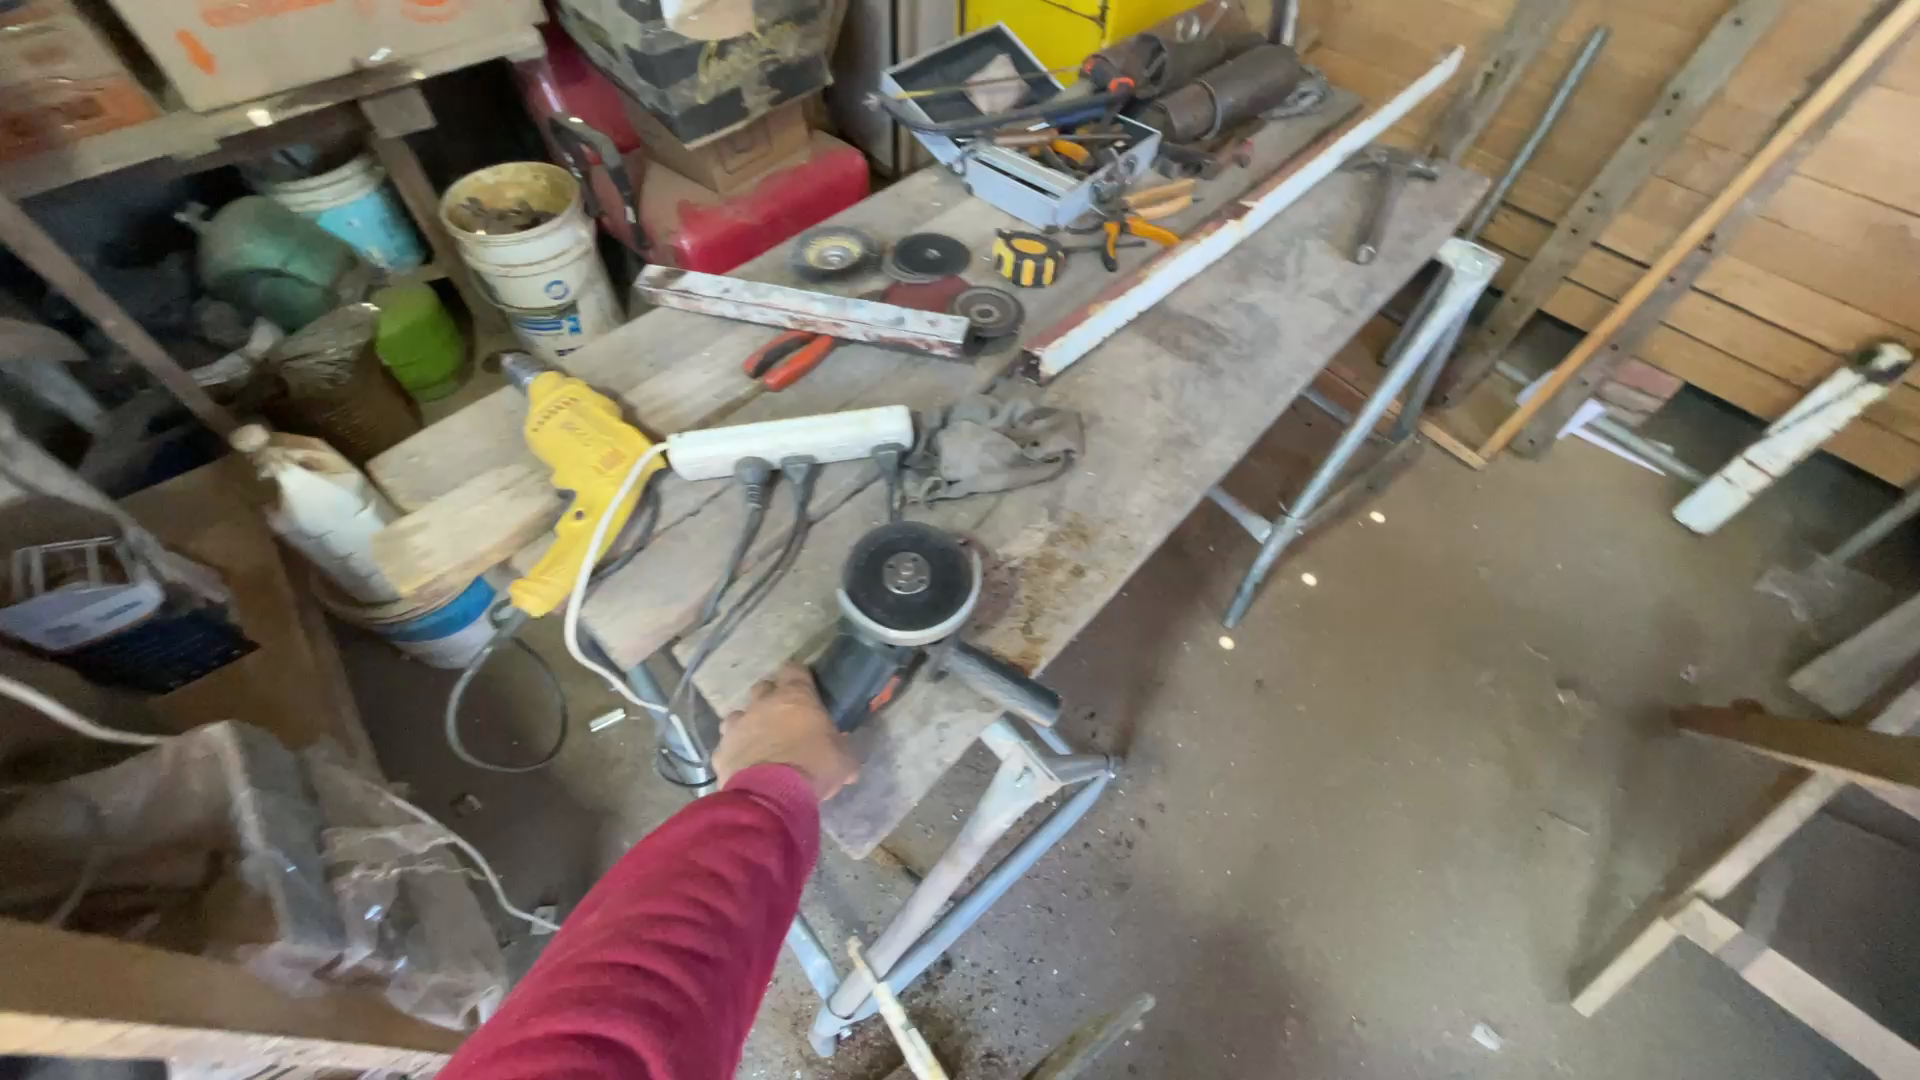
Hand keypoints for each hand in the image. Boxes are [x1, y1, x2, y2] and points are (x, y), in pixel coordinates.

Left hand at [713, 664, 857, 801]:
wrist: (772, 796)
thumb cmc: (814, 766)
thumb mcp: (844, 760)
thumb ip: (844, 753)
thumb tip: (849, 764)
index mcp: (796, 696)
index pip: (794, 669)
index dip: (799, 676)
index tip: (805, 688)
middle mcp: (763, 704)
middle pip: (762, 687)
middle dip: (771, 698)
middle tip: (784, 717)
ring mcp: (738, 726)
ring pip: (738, 715)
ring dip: (748, 724)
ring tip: (760, 743)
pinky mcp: (721, 751)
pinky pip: (727, 746)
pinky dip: (735, 753)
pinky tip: (744, 767)